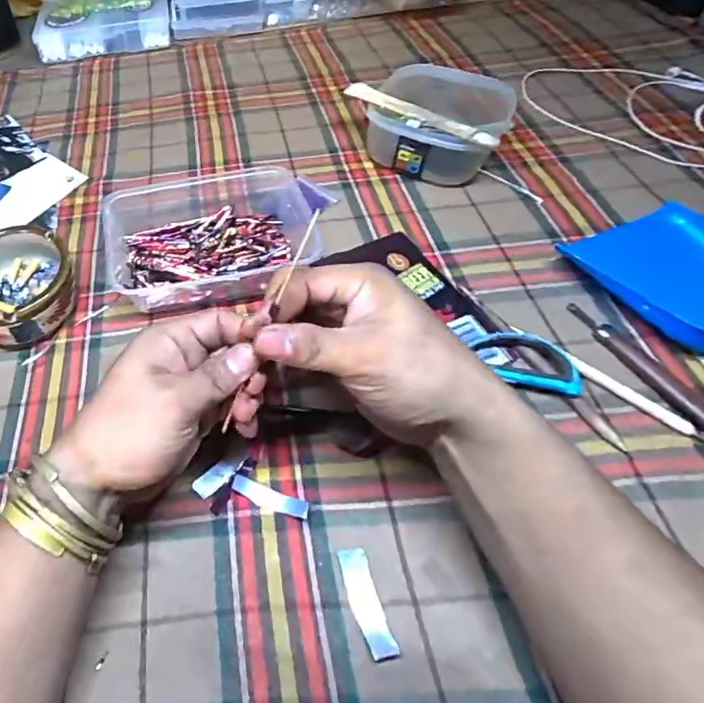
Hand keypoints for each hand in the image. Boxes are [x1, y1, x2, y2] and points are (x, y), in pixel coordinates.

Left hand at [48, 310, 264, 506]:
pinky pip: (224, 404)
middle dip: (250, 371)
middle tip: (255, 396)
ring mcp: (188, 387)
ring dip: (246, 396)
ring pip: (232, 380)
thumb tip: (255, 349)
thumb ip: (217, 375)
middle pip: (230, 350)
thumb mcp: (177, 400)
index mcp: (169, 341)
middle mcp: (180, 357)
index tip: (277, 351)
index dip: (248, 331)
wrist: (101, 478)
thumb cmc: (132, 429)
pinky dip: (237, 414)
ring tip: (245, 418)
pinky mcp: (193, 413)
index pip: (218, 321)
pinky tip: (245, 430)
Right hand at [252, 263, 506, 444]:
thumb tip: (257, 339)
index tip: (250, 338)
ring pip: (289, 329)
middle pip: (289, 304)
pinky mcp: (335, 355)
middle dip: (267, 329)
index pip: (298, 282)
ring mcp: (338, 328)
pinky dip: (281, 364)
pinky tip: (266, 379)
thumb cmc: (420, 375)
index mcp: (356, 282)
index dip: (272, 307)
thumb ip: (310, 345)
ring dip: (270, 349)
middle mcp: (344, 298)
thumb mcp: (364, 356)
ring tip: (253, 372)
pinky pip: (298, 352)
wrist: (457, 420)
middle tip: (247, 357)